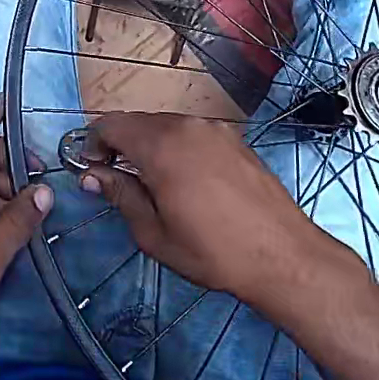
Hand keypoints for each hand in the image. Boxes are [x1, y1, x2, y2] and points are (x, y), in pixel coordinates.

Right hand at [82, 112, 358, 316]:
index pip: (110, 124)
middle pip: (135, 121)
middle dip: (118, 144)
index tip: (91, 168)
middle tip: (115, 177)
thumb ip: (119, 195)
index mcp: (160, 146)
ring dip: (146, 144)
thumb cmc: (212, 251)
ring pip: (163, 125)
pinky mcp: (234, 139)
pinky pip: (190, 133)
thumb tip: (92, 175)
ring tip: (150, 180)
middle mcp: (186, 127)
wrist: (287, 258)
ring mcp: (214, 130)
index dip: (92, 142)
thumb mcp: (153, 233)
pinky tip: (183, 178)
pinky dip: (174, 146)